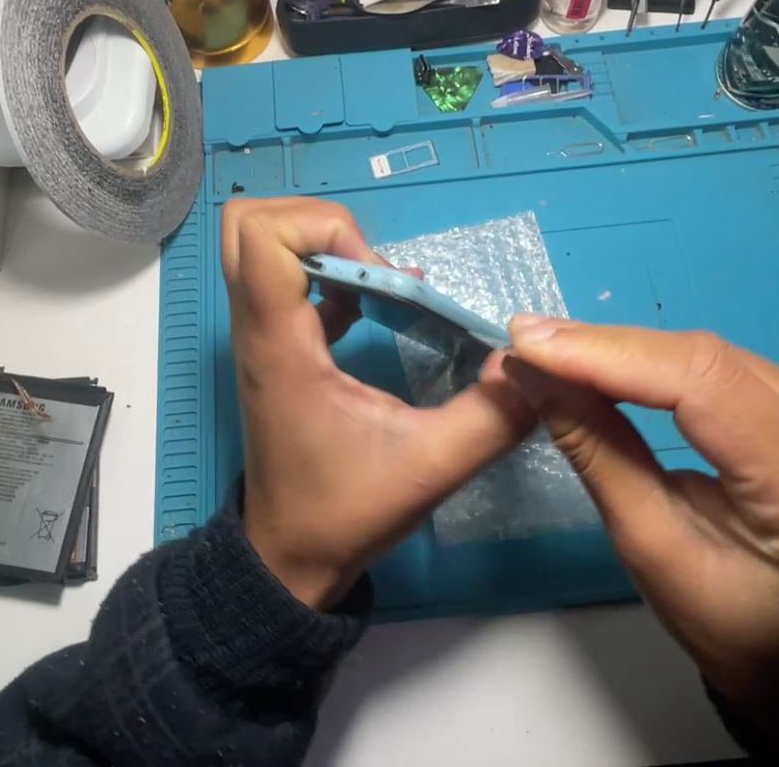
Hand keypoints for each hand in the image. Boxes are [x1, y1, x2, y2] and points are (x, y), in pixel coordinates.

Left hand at [221, 197, 535, 609]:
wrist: (291, 556)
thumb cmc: (346, 511)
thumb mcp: (430, 468)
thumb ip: (490, 416)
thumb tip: (530, 363)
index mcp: (281, 344)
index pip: (263, 237)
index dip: (326, 230)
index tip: (379, 275)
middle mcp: (258, 328)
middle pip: (248, 223)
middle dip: (317, 222)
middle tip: (373, 266)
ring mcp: (260, 335)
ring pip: (260, 246)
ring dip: (323, 245)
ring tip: (380, 285)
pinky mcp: (275, 346)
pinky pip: (281, 278)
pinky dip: (324, 273)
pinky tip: (368, 308)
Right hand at [505, 318, 778, 742]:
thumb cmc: (736, 634)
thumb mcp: (653, 552)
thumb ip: (598, 452)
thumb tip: (534, 373)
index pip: (708, 387)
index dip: (611, 354)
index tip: (530, 342)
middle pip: (715, 363)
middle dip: (612, 349)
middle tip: (531, 341)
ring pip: (725, 358)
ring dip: (636, 353)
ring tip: (562, 350)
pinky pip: (742, 371)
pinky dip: (672, 366)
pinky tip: (621, 363)